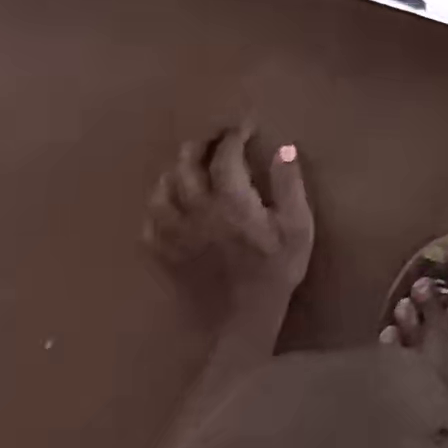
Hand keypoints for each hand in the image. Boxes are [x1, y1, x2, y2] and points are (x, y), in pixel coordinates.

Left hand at [144, 125, 313, 312]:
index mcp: (231, 200)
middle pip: (185, 166)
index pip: (225, 155)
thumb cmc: (277, 268)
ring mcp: (175, 235)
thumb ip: (290, 184)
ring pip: (161, 191)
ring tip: (188, 165)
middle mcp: (197, 211)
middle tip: (215, 137)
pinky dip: (157, 206)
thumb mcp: (298, 224)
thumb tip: (284, 148)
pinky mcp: (164, 256)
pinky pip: (149, 223)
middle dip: (199, 145)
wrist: (243, 321)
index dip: (234, 135)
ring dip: (174, 171)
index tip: (246, 126)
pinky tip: (168, 205)